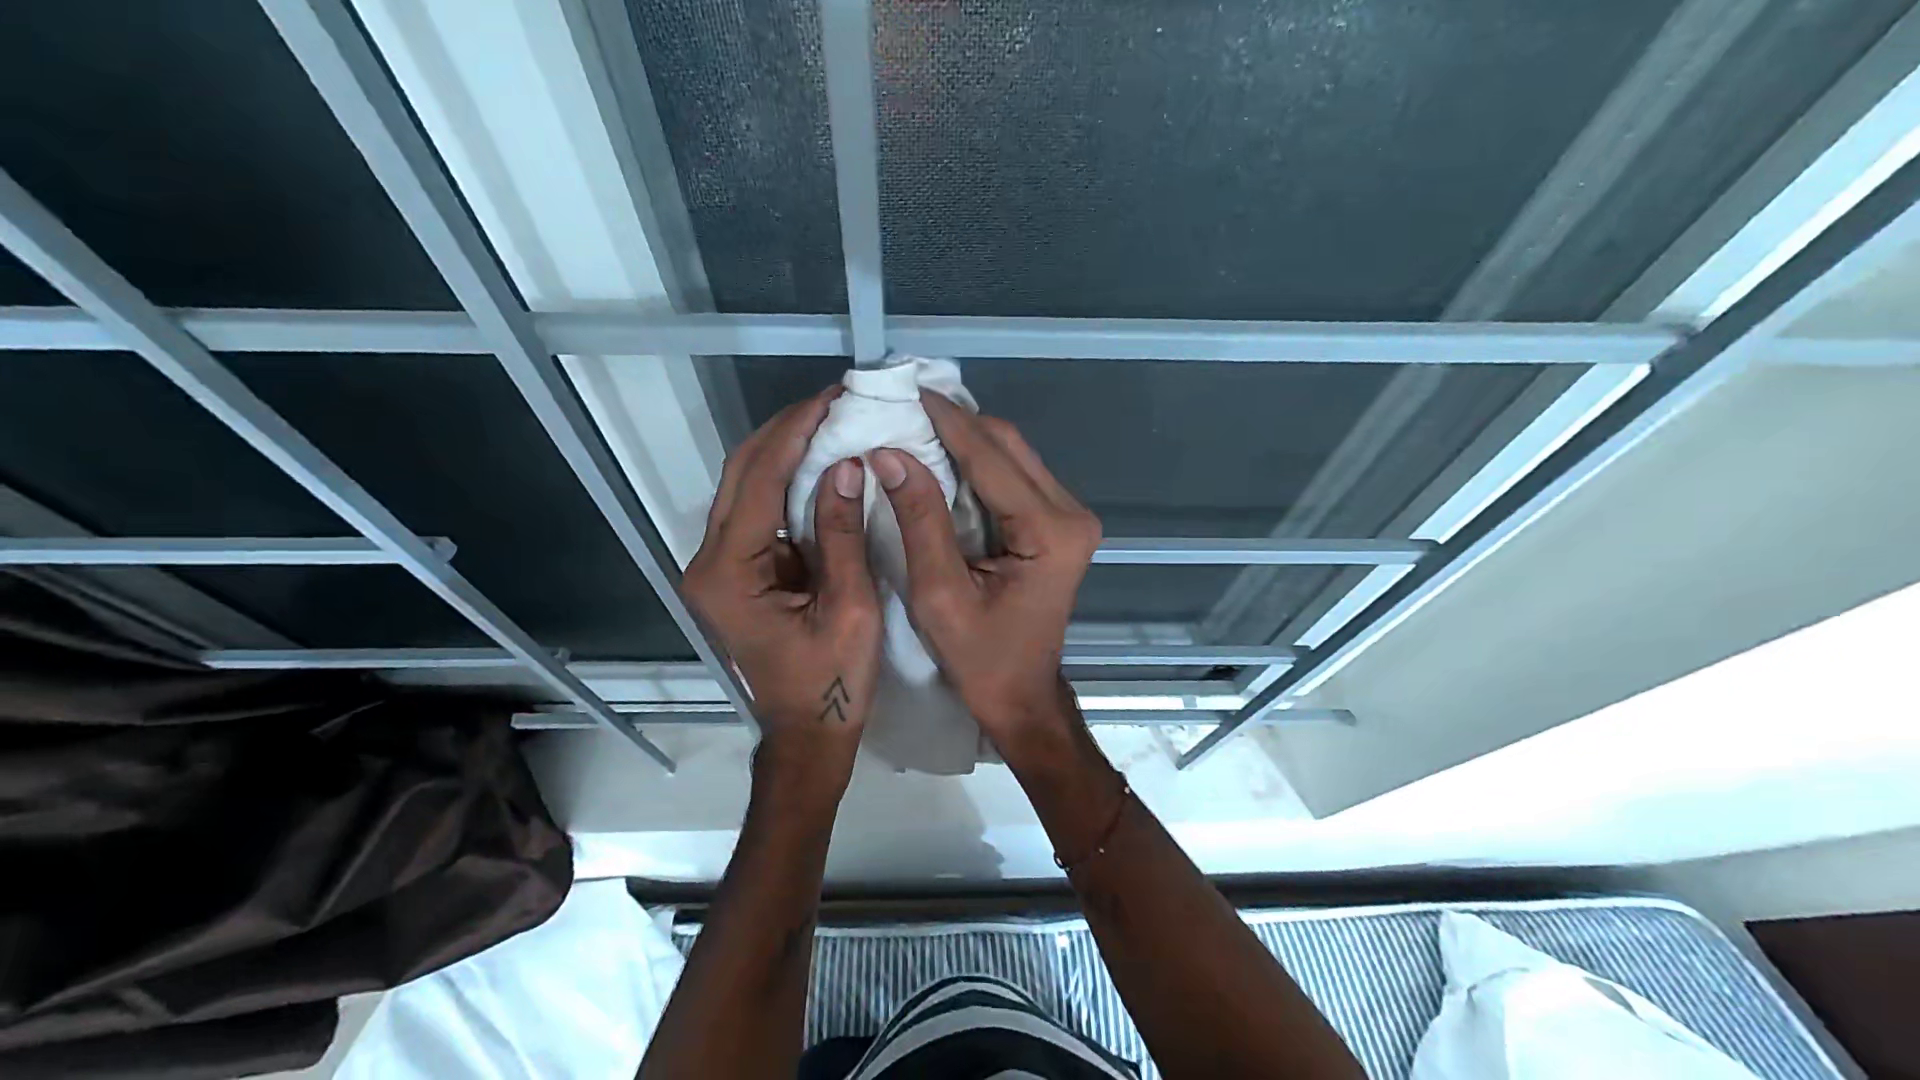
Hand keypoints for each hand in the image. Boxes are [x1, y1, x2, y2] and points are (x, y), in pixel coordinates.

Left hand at [684, 388, 881, 796]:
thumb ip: (841, 535)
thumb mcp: (850, 608)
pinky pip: (757, 511)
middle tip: (834, 401)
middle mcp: (709, 561)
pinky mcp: (734, 572)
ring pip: (745, 486)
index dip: (797, 432)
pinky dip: (785, 481)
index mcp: (730, 572)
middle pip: (741, 473)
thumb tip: (844, 465)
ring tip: (831, 422)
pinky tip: (820, 464)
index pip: (760, 479)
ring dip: (784, 451)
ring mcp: (717, 567)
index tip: (834, 397)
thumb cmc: (832, 682)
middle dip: (787, 431)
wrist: (807, 733)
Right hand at [872, 392, 1102, 761]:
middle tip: (901, 406)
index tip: (901, 390)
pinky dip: (977, 461)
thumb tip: (889, 454)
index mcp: (1049, 532)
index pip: (989, 457)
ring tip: (914, 424)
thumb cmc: (980, 658)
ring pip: (1012, 455)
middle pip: (1007, 446)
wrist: (1022, 694)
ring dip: (965, 438)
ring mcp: (1070, 516)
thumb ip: (919, 520)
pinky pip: (1014, 476)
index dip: (943, 421)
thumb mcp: (939, 594)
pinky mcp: (1059, 523)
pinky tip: (941, 455)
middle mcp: (1071, 513)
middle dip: (954, 422)